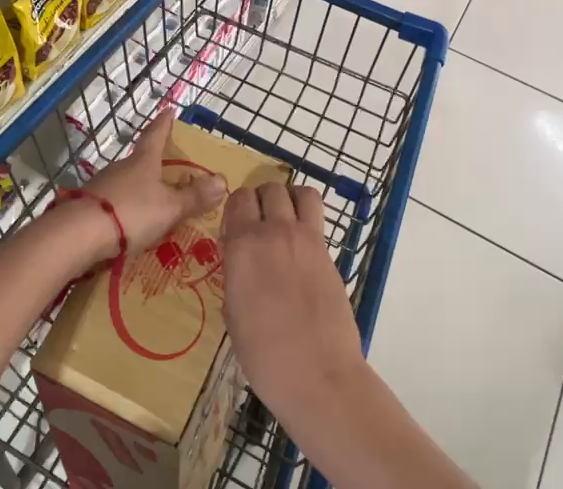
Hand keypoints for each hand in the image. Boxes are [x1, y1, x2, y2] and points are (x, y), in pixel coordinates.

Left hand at [74, 109, 226, 261]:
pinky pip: (112, 204)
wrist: (77, 235)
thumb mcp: (169, 207)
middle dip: (153, 164)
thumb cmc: (130, 213)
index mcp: (143, 162)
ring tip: (151, 204)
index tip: (169, 110)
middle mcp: (120, 168)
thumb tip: (223, 180)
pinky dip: (123, 209)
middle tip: (168, 170)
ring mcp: (100, 186)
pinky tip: (128, 223)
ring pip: (124, 183)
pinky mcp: (86, 207)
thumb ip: (194, 197)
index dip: (164, 123)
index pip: (156, 135)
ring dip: (137, 190)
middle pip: (139, 160)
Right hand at [220, 182, 365, 409]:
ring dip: (289, 199)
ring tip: (284, 222)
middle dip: (261, 200)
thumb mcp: (232, 311)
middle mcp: (275, 232)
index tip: (234, 231)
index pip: (238, 199)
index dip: (235, 210)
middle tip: (258, 226)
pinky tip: (300, 246)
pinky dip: (307, 217)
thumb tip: (240, 258)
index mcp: (243, 246)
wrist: (317, 374)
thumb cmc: (263, 354)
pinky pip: (317, 217)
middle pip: (269, 189)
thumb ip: (235, 273)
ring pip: (300, 192)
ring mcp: (307, 239)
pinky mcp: (329, 252)